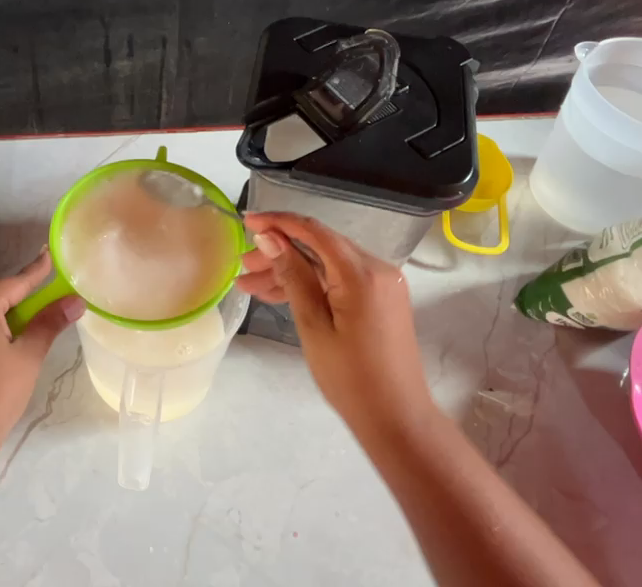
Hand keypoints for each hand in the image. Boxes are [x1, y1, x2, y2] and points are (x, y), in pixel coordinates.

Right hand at [236, 212, 433, 431]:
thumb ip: (292, 275)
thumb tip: (269, 237)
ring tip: (251, 284)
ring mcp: (382, 283)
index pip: (314, 231)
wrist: (398, 420)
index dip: (278, 222)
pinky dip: (311, 283)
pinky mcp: (381, 298)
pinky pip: (339, 278)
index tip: (246, 222)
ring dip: (291, 269)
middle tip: (243, 266)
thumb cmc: (350, 378)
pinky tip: (279, 294)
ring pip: (327, 263)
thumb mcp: (313, 325)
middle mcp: (377, 268)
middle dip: (279, 250)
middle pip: (320, 245)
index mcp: (362, 273)